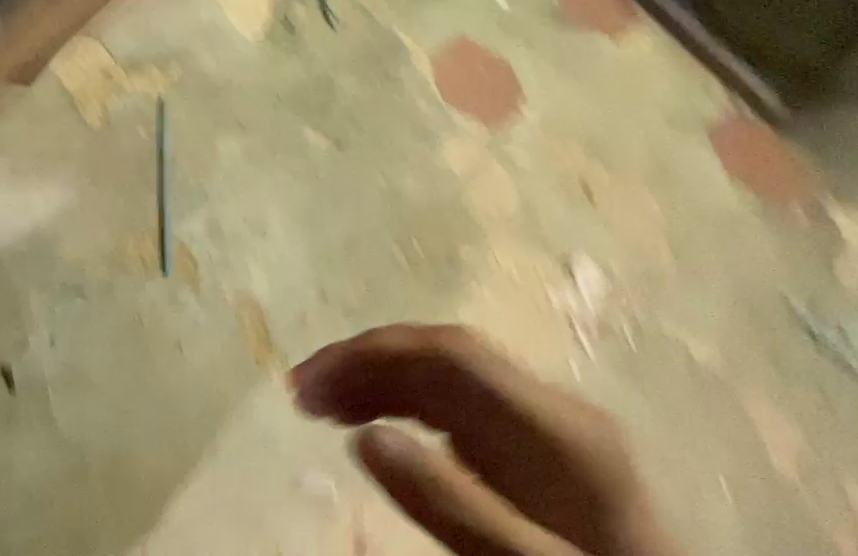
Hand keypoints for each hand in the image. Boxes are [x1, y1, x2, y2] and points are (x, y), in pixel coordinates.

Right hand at [291, 324, 680, 555]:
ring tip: (320, 407)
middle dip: (362, 364)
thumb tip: (363, 436)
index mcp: (557, 425)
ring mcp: (546, 428)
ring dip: (375, 381)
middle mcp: (551, 409)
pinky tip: (372, 424)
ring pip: (442, 377)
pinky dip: (402, 405)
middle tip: (301, 395)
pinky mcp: (535, 452)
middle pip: (440, 357)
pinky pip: (456, 407)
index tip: (309, 383)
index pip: (447, 351)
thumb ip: (452, 505)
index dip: (368, 353)